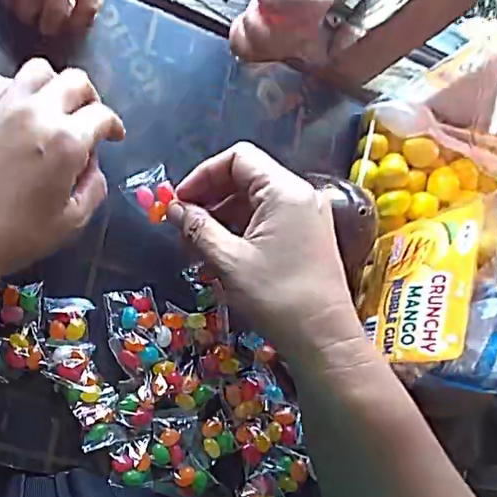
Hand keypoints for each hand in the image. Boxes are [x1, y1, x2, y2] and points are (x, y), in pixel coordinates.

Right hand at [0, 0, 101, 34]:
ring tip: (28, 8)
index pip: (88, 4)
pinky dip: (12, 4)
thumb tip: (79, 23)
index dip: (78, 24)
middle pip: (56, 11)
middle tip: (45, 27)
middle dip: (50, 27)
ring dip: (28, 17)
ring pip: (30, 10)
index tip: (69, 28)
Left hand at [0, 58, 124, 286]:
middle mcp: (38, 113)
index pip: (102, 115)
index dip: (113, 125)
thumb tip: (91, 163)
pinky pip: (3, 83)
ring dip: (53, 85)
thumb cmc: (20, 235)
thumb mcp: (72, 221)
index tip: (112, 137)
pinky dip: (17, 90)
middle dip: (89, 98)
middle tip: (86, 119)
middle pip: (75, 81)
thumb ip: (93, 187)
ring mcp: (5, 108)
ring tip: (52, 107)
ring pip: (38, 71)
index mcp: (67, 141)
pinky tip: (18, 111)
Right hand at [170, 143, 369, 370]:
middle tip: (180, 225)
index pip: (237, 158)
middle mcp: (299, 195)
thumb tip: (173, 208)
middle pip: (244, 177)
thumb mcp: (228, 261)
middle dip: (208, 197)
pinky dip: (238, 229)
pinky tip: (217, 253)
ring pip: (253, 200)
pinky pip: (265, 219)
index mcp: (284, 192)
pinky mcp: (305, 236)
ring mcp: (305, 216)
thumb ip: (197, 228)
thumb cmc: (276, 297)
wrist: (322, 337)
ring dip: (220, 216)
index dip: (201, 175)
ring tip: (194, 245)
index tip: (178, 202)